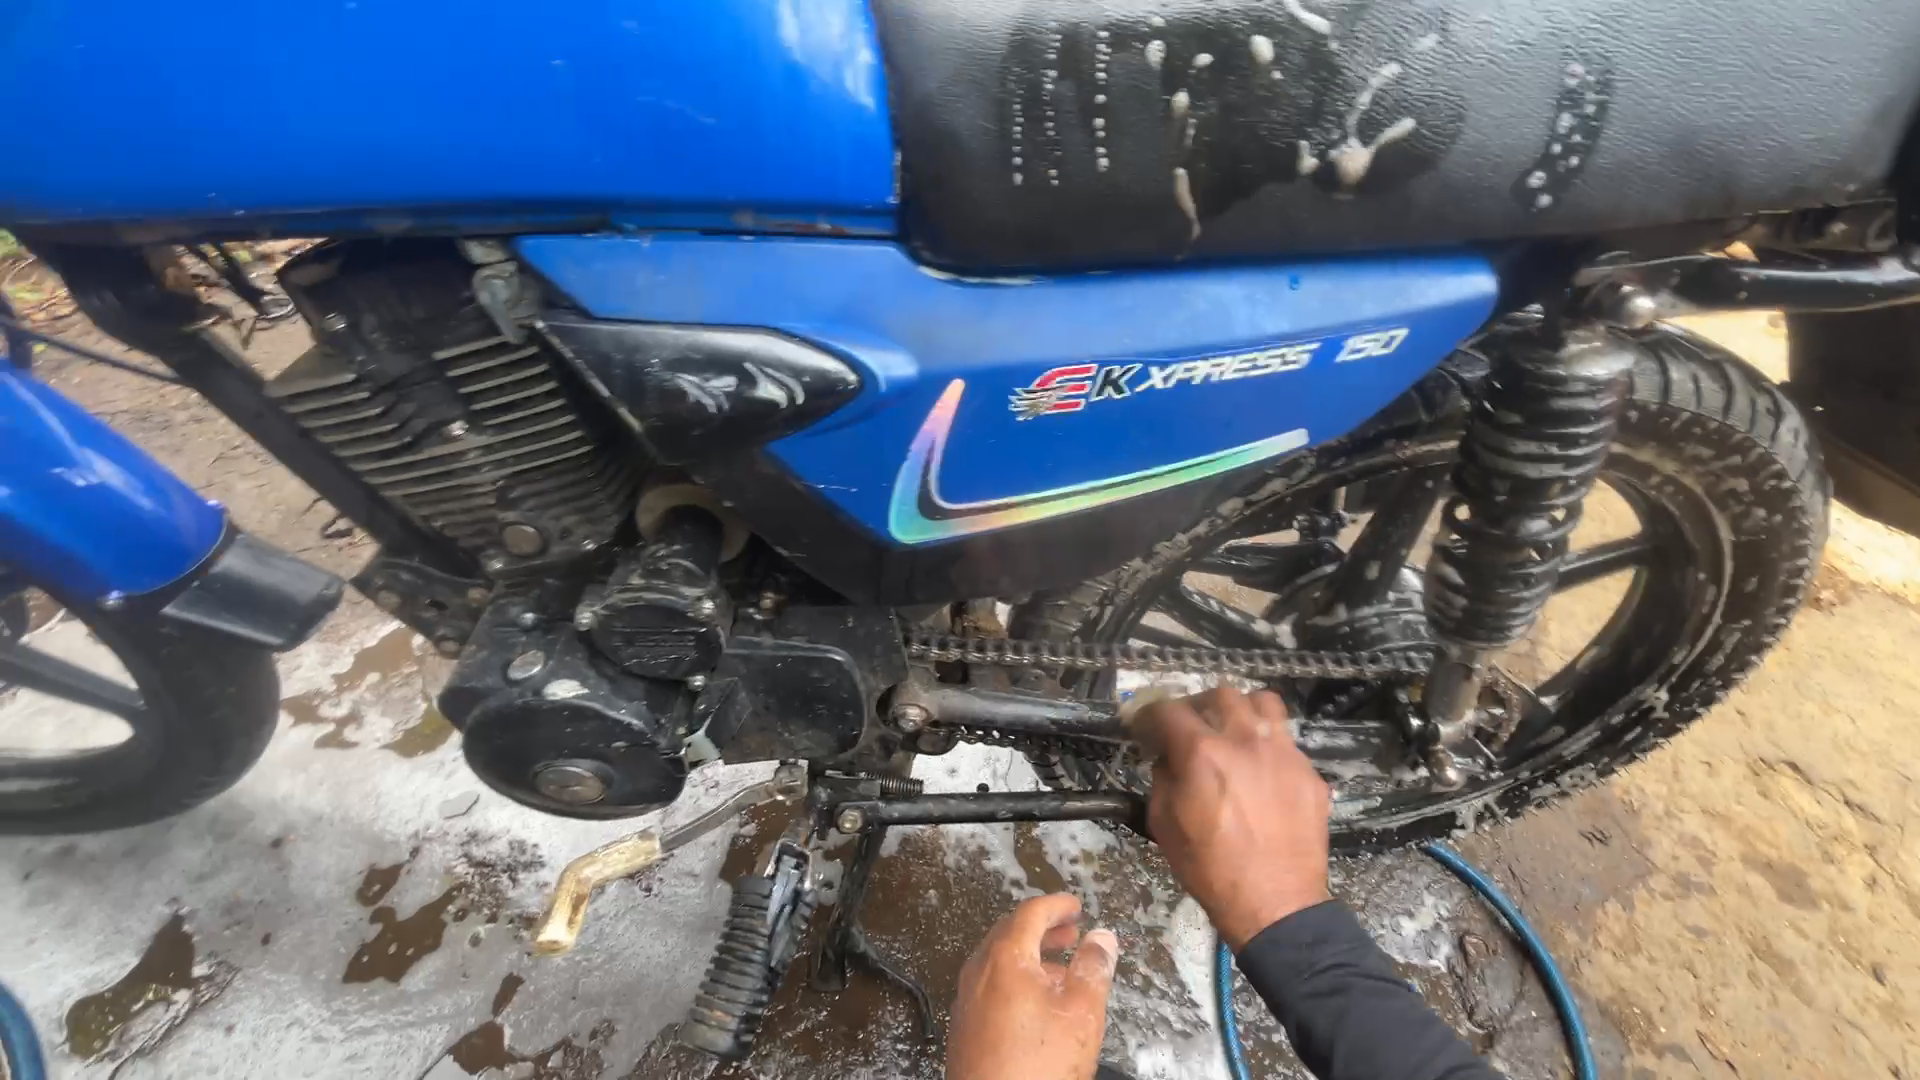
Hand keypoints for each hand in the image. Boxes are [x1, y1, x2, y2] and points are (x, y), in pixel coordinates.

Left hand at [946, 893, 1117, 1079]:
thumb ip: (1093, 968)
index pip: (1031, 912)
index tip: (1075, 906)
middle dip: (1044, 928)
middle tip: (1070, 932)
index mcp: (1005, 955)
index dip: (1057, 906)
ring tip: (1060, 971)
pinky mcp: (965, 1024)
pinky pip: (991, 984)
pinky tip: (1036, 1004)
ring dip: (1030, 955)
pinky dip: (1015, 978)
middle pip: (1011, 931)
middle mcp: (979, 968)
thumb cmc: (1037, 1065)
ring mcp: (968, 997)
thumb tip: (1102, 937)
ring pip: (1000, 959)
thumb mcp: (1081, 1012)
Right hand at [1134, 687, 1332, 949]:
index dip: (1150, 714)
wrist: (1275, 905)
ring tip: (1233, 731)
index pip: (1168, 709)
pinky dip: (1267, 744)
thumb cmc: (1209, 868)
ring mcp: (1283, 753)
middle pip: (1219, 693)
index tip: (1145, 725)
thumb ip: (1162, 777)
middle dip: (1197, 706)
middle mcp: (1244, 740)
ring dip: (1241, 710)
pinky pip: (1286, 740)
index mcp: (1202, 752)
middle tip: (1190, 727)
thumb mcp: (1163, 822)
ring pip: (1262, 702)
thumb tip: (1168, 757)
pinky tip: (1260, 770)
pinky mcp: (1309, 773)